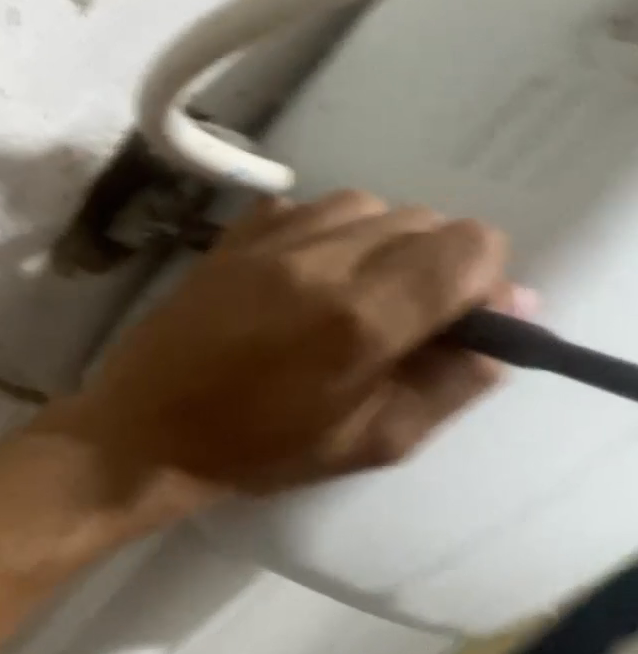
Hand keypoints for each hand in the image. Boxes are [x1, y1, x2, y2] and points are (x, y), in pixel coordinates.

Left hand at [40, 191, 519, 502]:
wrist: (141, 429)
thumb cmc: (255, 448)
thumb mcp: (376, 439)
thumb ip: (453, 377)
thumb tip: (513, 312)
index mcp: (359, 315)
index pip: (469, 246)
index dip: (480, 281)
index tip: (456, 320)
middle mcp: (312, 263)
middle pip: (419, 220)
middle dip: (432, 262)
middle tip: (401, 315)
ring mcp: (257, 247)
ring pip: (357, 205)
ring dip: (374, 240)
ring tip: (349, 292)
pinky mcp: (218, 246)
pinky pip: (291, 208)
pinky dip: (312, 229)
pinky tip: (296, 274)